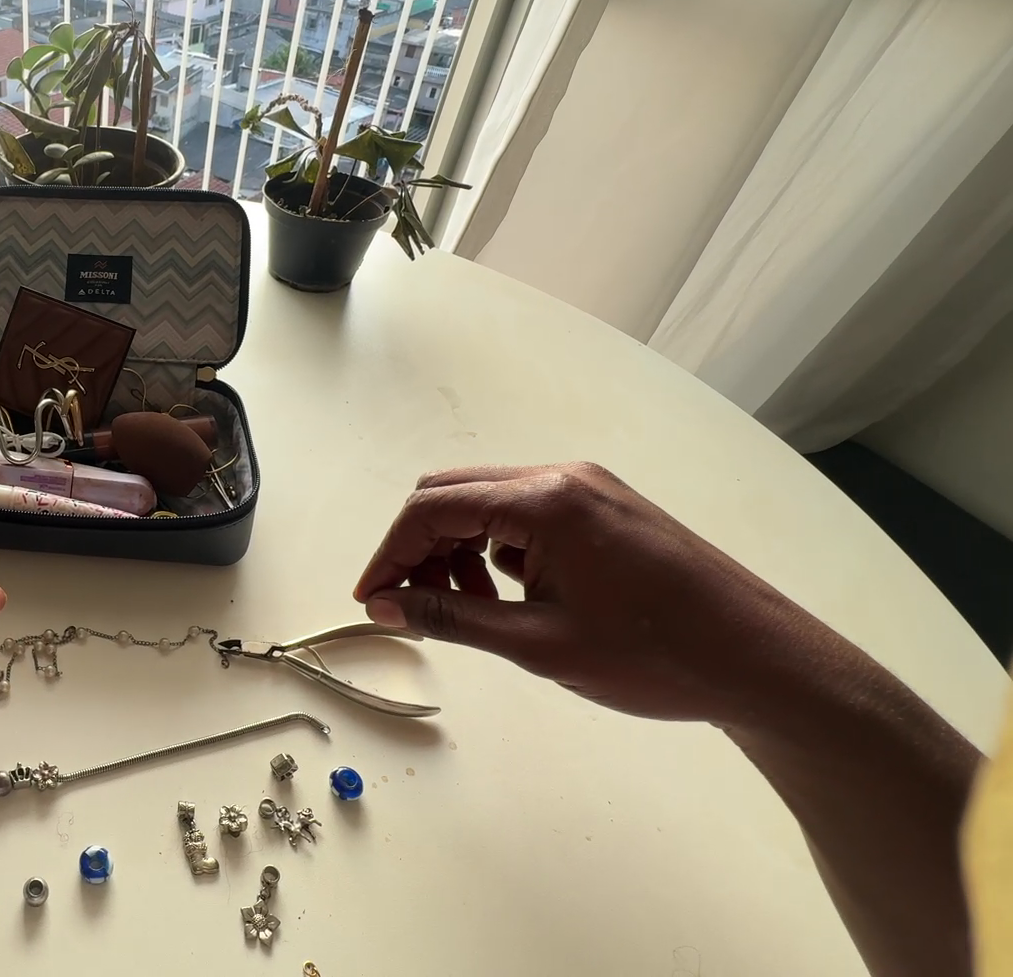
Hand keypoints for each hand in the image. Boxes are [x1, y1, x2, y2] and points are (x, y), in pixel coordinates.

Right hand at [353, 463, 856, 726]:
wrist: (774, 668)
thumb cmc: (655, 659)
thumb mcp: (537, 643)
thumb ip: (448, 616)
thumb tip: (381, 607)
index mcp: (543, 500)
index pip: (431, 509)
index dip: (389, 554)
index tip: (371, 599)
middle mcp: (559, 476)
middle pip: (450, 493)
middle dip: (417, 547)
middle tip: (408, 601)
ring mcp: (585, 487)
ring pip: (482, 502)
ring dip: (453, 548)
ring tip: (461, 605)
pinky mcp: (602, 506)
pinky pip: (519, 512)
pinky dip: (492, 547)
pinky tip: (506, 590)